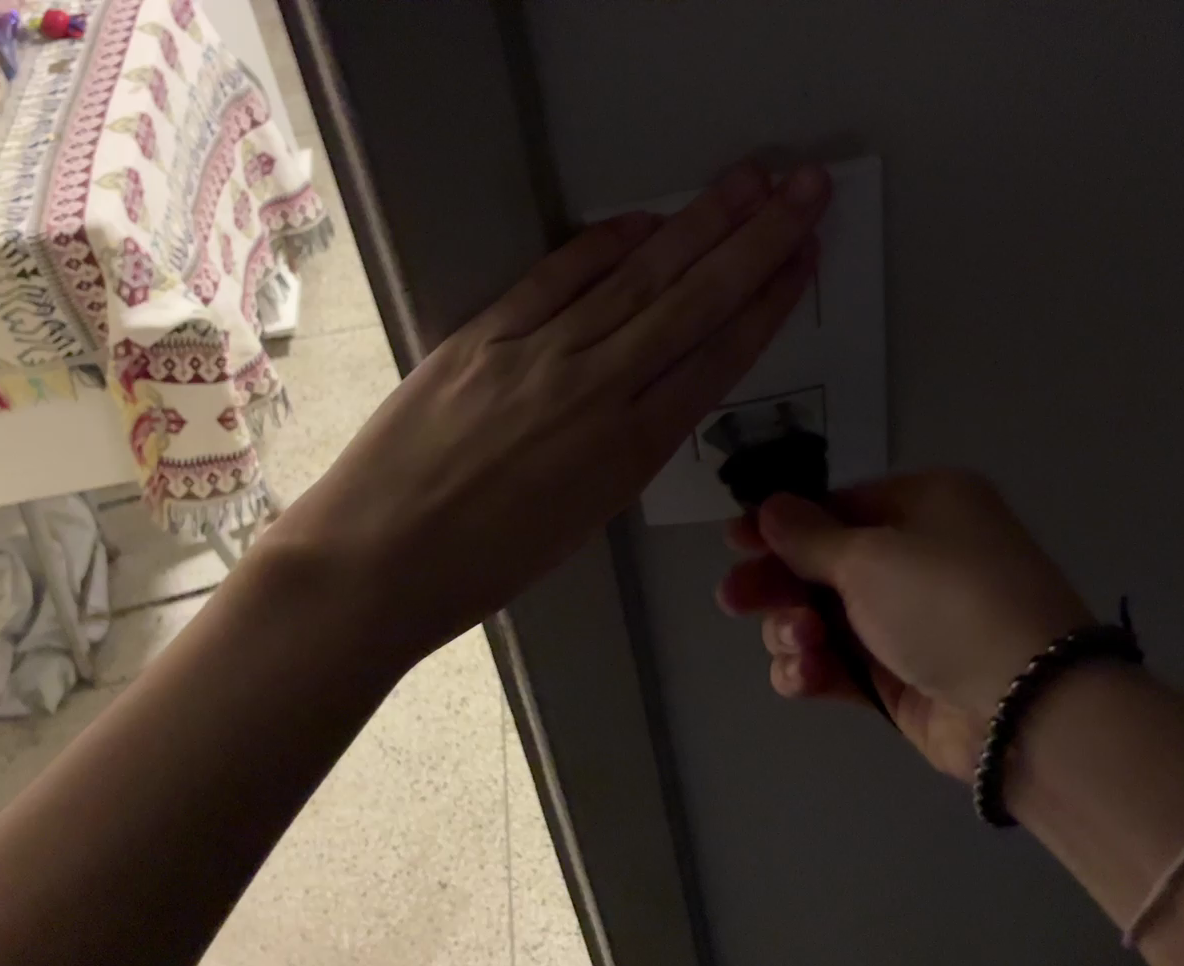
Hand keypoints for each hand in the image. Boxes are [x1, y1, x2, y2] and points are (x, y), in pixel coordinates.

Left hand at [265, 161, 831, 665]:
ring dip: (698, 223)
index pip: (716, 359)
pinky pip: (558, 276)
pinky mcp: (483, 335)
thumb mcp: (584, 517)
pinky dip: (606, 243)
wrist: (378, 561)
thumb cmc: (486, 566)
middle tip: (805, 186)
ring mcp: (537, 354)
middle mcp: (596, 390)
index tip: (802, 258)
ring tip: (748, 181)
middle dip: (756, 239)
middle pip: (690, 301)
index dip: (767, 304)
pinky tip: (646, 219)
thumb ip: (628, 447)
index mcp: (629, 452)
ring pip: (635, 277)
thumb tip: (653, 388)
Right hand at [716, 470, 1091, 781]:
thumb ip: (808, 537)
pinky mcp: (900, 676)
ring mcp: (908, 621)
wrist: (1026, 706)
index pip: (837, 507)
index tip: (734, 541)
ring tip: (798, 643)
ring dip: (795, 630)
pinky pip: (840, 664)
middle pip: (822, 564)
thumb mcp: (870, 558)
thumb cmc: (945, 603)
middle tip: (733, 600)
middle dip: (776, 583)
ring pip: (824, 618)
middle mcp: (917, 558)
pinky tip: (802, 677)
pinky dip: (814, 670)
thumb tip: (771, 507)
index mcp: (923, 507)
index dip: (781, 525)